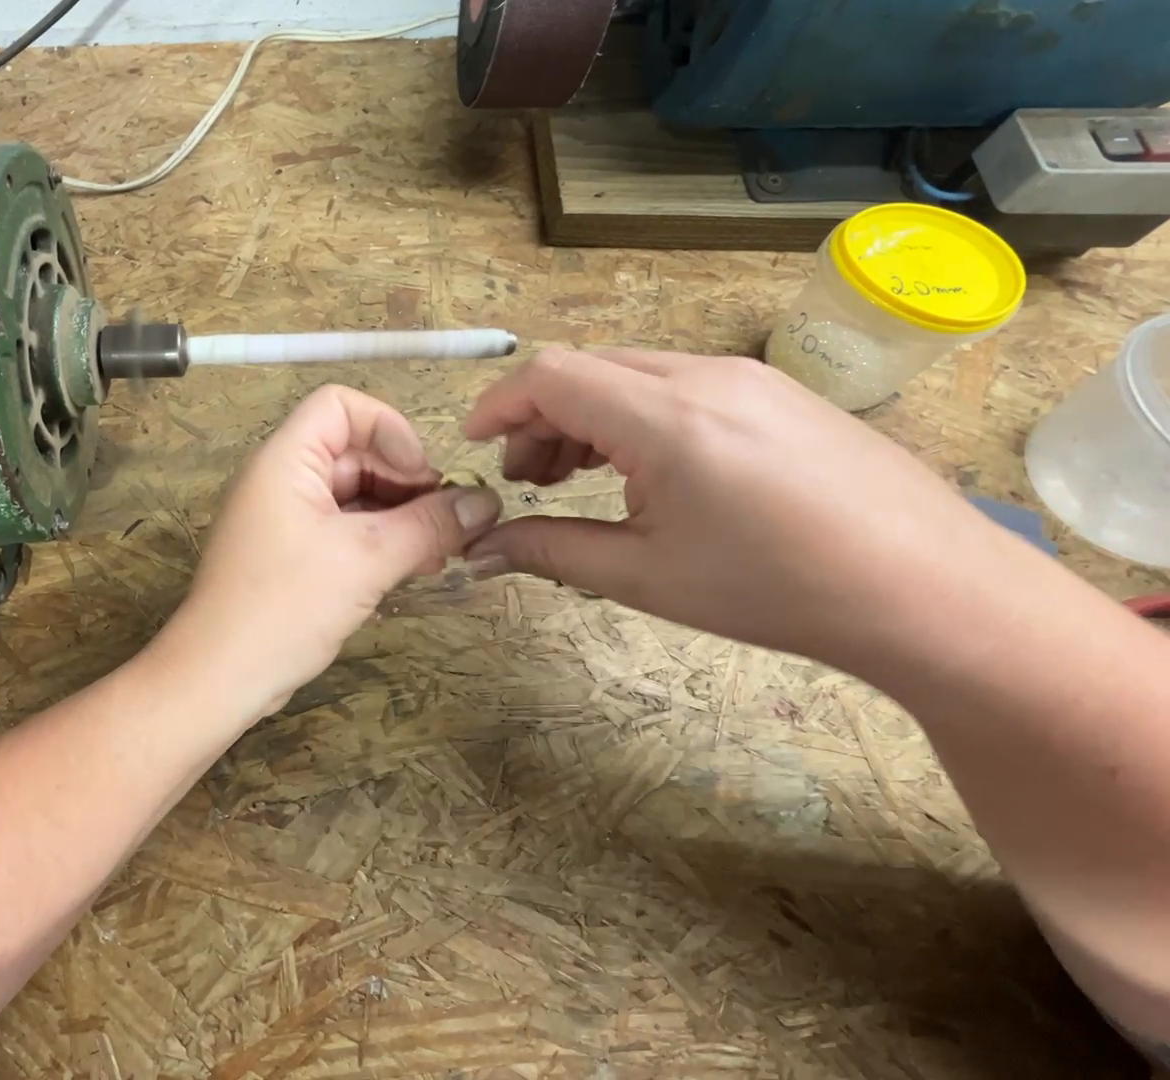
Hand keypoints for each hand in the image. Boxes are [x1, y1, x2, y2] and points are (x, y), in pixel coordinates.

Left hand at [153, 385, 501, 717]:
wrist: (219, 675)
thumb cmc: (285, 606)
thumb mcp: (366, 560)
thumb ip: (429, 525)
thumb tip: (486, 502)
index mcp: (286, 460)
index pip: (342, 406)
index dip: (390, 429)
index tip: (423, 477)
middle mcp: (281, 479)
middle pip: (355, 453)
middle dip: (406, 482)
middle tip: (448, 526)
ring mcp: (283, 519)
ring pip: (353, 496)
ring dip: (399, 518)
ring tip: (437, 556)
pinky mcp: (289, 555)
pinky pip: (341, 530)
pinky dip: (377, 543)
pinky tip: (410, 570)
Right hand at [464, 347, 1027, 667]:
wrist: (931, 593)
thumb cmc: (775, 591)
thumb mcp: (644, 576)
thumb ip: (548, 550)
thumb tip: (479, 549)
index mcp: (667, 419)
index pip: (551, 377)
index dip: (499, 406)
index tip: (475, 449)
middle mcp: (704, 377)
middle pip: (586, 368)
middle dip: (538, 418)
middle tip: (528, 483)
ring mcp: (748, 378)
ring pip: (630, 373)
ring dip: (583, 416)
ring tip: (575, 479)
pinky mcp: (776, 392)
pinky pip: (676, 384)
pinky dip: (631, 416)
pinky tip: (642, 472)